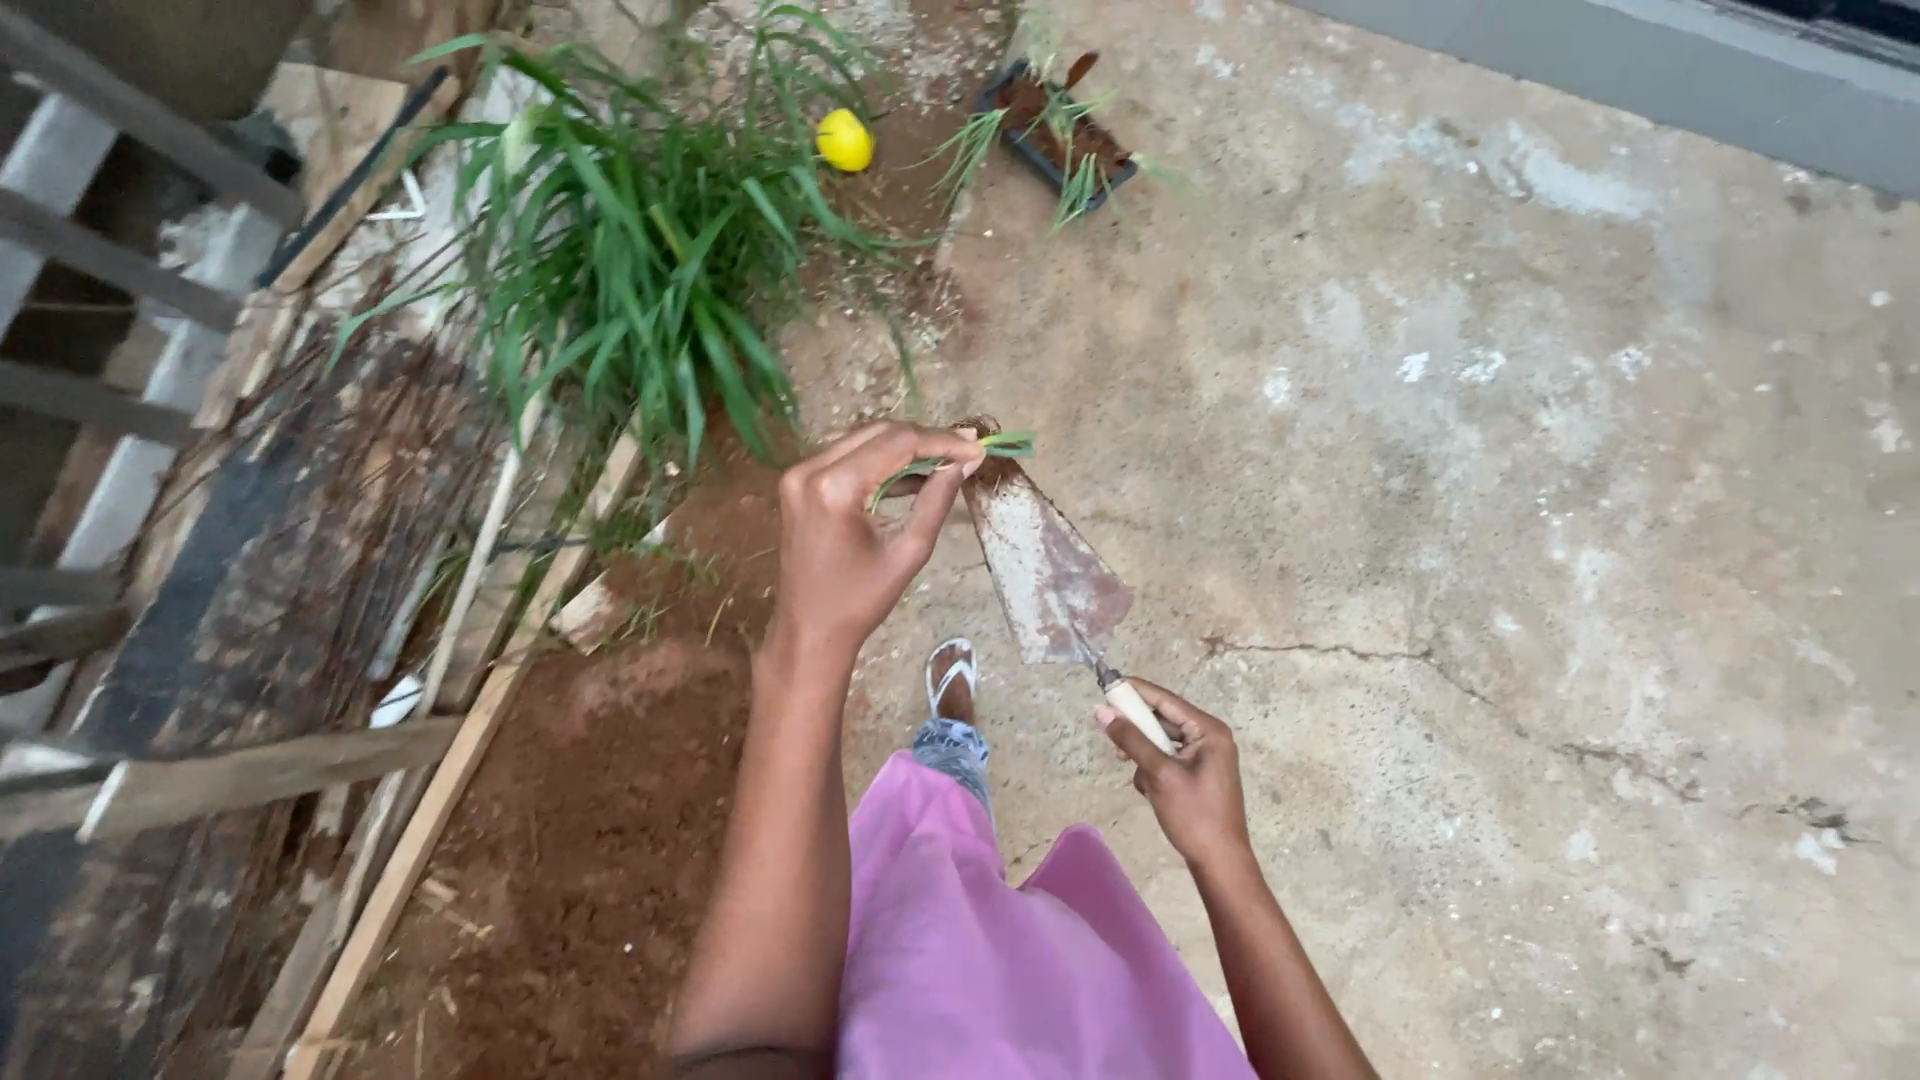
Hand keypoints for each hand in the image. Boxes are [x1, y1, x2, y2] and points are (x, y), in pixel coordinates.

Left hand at [766, 422, 983, 667]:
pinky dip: (879, 459)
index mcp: (835, 488)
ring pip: (862, 438)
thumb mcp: (909, 550)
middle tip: (965, 448)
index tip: (976, 446)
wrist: (809, 628)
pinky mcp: (798, 482)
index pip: (898, 443)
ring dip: (903, 445)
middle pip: (879, 432)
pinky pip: (846, 455)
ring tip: (944, 458)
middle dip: (925, 437)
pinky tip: (912, 473)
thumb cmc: (860, 600)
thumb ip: (938, 498)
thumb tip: (967, 460)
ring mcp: (799, 474)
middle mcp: (810, 469)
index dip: (942, 440)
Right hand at [1098, 679, 1253, 870]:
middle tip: (1110, 731)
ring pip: (1162, 741)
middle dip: (1138, 730)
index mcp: (1208, 731)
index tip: (1107, 683)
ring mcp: (1205, 757)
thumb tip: (1102, 711)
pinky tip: (1149, 789)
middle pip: (1163, 719)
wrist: (1220, 862)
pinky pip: (1167, 758)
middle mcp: (1210, 737)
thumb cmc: (1193, 815)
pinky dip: (1153, 768)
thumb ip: (1131, 739)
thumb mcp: (1158, 773)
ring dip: (1144, 754)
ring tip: (1133, 771)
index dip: (1136, 691)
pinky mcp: (1198, 774)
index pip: (1166, 700)